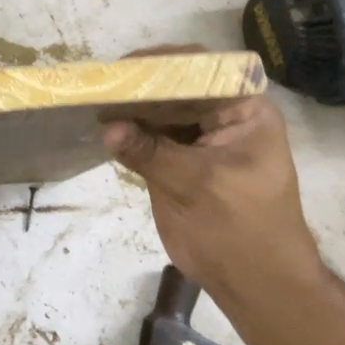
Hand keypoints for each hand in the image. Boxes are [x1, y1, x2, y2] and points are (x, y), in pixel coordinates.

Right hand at [102, 51, 325, 304]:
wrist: (252, 280)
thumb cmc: (240, 229)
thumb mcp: (195, 185)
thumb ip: (151, 152)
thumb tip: (107, 127)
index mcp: (245, 112)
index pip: (203, 71)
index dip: (164, 64)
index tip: (123, 70)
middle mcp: (223, 117)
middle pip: (177, 85)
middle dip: (139, 85)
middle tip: (99, 86)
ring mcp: (199, 138)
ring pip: (159, 109)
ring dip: (128, 106)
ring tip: (92, 102)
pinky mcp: (177, 159)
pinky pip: (149, 133)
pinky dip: (126, 129)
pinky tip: (100, 126)